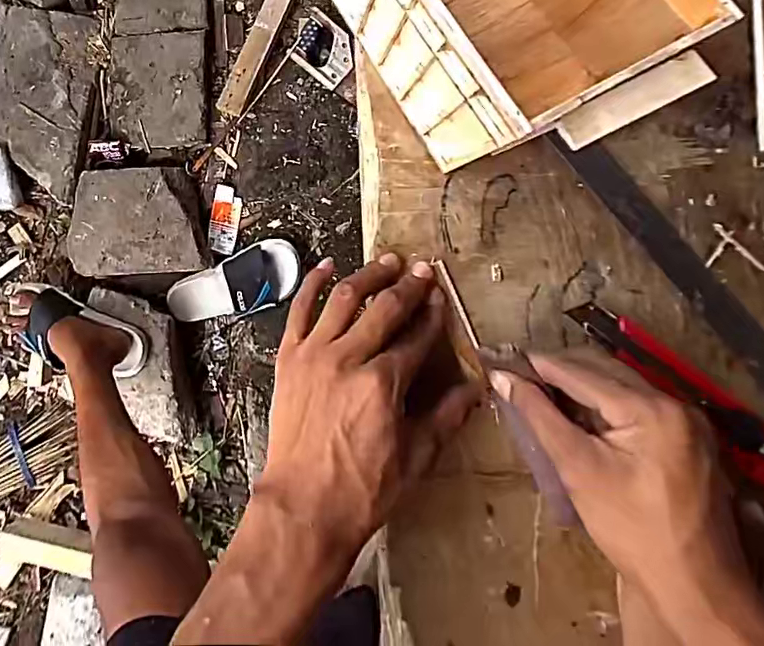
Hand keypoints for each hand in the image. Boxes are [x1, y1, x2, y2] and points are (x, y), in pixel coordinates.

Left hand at [256, 253, 486, 561]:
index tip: (441, 299)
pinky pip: (298, 309)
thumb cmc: (362, 488)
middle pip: (382, 310)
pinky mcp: (288, 356)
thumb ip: (445, 417)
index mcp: (382, 384)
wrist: (303, 503)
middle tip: (422, 270)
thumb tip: (475, 389)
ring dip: (367, 276)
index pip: (415, 338)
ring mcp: (313, 353)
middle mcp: (347, 359)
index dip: (432, 316)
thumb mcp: (415, 458)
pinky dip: (312, 284)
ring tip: (386, 261)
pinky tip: (326, 266)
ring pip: (342, 299)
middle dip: (407, 287)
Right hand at [492, 352, 763, 644]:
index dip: (536, 365)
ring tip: (541, 395)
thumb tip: (502, 376)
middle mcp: (674, 404)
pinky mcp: (689, 440)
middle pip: (602, 369)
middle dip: (557, 370)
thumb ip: (538, 415)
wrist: (698, 593)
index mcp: (650, 409)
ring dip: (579, 384)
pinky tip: (578, 416)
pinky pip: (636, 403)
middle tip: (517, 378)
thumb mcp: (577, 468)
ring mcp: (688, 422)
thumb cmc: (633, 530)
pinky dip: (603, 402)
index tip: (501, 362)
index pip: (579, 370)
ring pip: (619, 383)